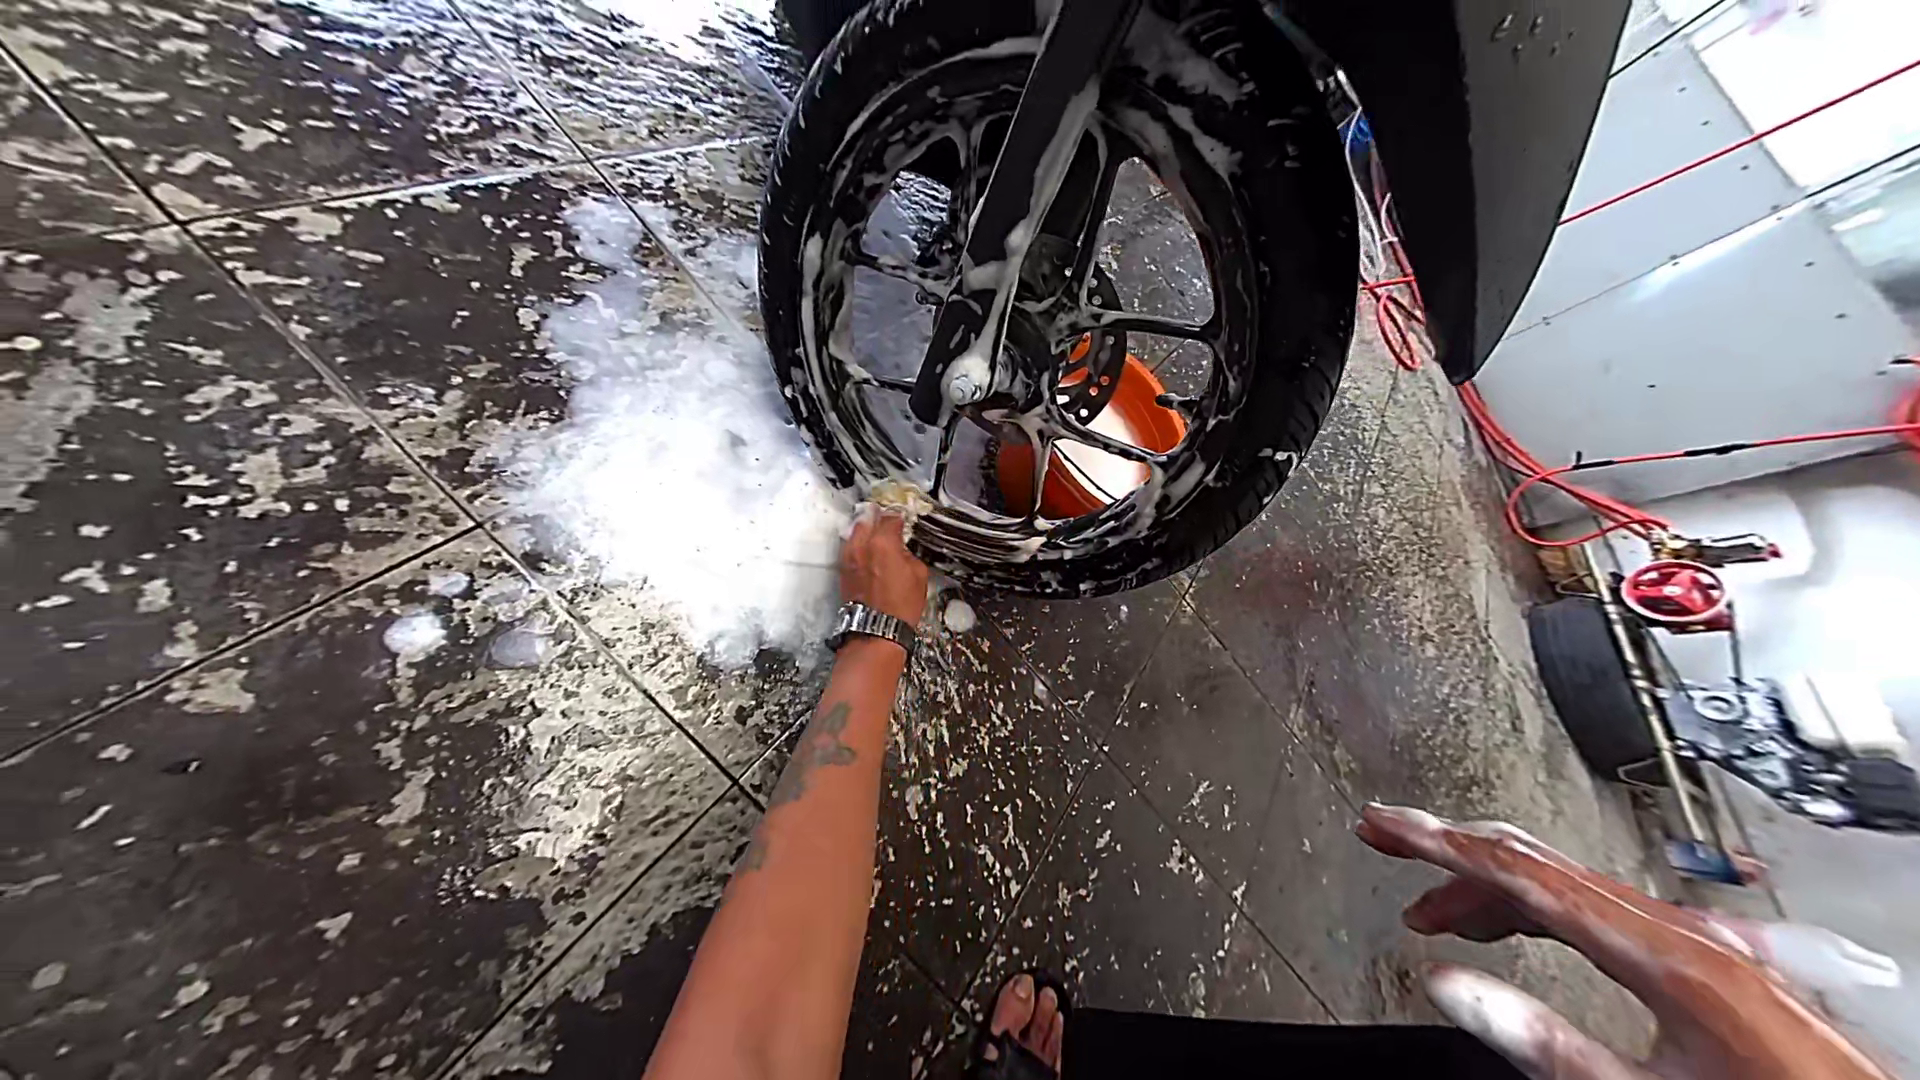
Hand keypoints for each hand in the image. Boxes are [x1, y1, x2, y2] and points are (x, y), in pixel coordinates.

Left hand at [840, 505, 927, 624]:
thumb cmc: (899, 606)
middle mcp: (861, 546)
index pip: (890, 518)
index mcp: (882, 544)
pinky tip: (868, 549)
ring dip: (866, 528)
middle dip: (879, 517)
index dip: (899, 517)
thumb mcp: (919, 574)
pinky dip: (858, 543)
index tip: (903, 520)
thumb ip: (909, 553)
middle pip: (868, 518)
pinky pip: (850, 546)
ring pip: (855, 530)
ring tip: (876, 532)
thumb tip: (902, 549)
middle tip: (888, 520)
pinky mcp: (843, 569)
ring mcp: (849, 557)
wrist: (877, 630)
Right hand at [1356, 804, 1889, 1079]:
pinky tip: (1496, 925)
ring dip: (1478, 885)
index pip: (1515, 870)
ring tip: (1427, 913)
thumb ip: (1543, 1041)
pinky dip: (1522, 906)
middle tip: (1381, 838)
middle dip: (1444, 845)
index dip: (1435, 841)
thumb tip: (1440, 984)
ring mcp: (1678, 937)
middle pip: (1525, 860)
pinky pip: (1579, 907)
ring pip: (1548, 880)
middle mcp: (1667, 929)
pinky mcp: (1684, 955)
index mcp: (1661, 953)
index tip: (1382, 823)